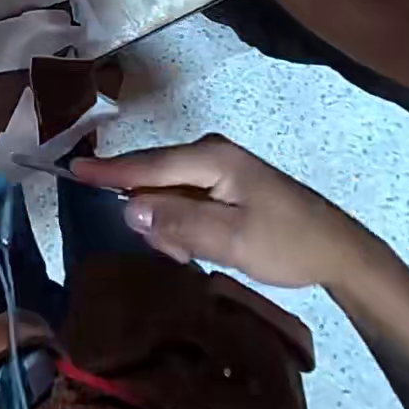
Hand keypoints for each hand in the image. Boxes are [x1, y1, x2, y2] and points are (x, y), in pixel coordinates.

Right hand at [73, 134, 378, 288]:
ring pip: (168, 193)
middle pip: (156, 179)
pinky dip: (183, 224)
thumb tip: (129, 206)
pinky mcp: (223, 183)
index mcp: (212, 158)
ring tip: (194, 254)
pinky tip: (200, 245)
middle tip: (178, 255)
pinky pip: (185, 199)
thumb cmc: (286, 242)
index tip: (72, 169)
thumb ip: (179, 223)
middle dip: (152, 217)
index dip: (110, 171)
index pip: (149, 164)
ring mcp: (217, 167)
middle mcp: (210, 153)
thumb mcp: (231, 239)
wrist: (335, 249)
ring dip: (169, 226)